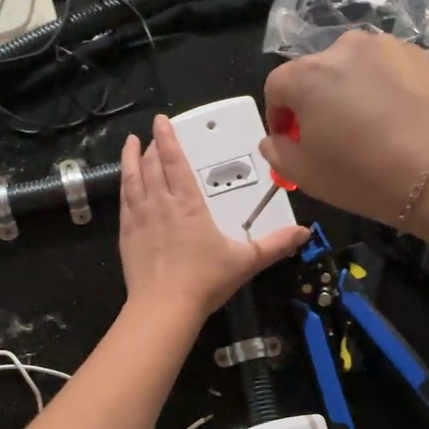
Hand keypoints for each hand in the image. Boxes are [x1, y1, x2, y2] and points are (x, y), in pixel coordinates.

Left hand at [119, 115, 308, 321]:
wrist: (164, 307)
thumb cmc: (205, 281)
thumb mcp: (245, 262)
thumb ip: (274, 245)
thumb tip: (305, 232)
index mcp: (189, 204)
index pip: (174, 161)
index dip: (167, 139)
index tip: (161, 121)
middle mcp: (161, 204)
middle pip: (151, 166)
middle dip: (150, 147)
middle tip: (150, 135)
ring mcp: (140, 219)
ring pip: (132, 179)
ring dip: (130, 159)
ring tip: (129, 145)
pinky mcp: (126, 236)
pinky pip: (124, 202)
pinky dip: (123, 186)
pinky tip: (124, 184)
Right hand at [261, 31, 428, 226]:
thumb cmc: (363, 175)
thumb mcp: (305, 175)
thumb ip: (278, 151)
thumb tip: (275, 139)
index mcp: (308, 74)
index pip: (277, 86)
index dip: (278, 116)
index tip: (290, 141)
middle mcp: (344, 47)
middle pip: (316, 72)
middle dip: (314, 101)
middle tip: (328, 137)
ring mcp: (387, 47)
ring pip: (354, 68)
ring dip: (349, 92)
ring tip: (364, 128)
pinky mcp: (421, 55)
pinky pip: (387, 70)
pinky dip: (382, 89)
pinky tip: (394, 121)